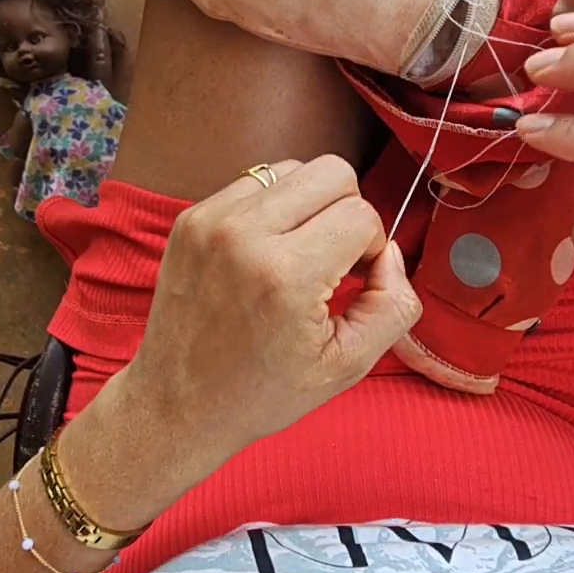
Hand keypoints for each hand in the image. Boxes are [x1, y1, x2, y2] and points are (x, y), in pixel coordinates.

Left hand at [120, 155, 421, 469]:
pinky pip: (254, 182)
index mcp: (286, 276)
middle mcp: (244, 236)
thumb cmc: (262, 391)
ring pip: (293, 169)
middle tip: (334, 258)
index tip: (355, 279)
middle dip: (348, 211)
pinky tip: (265, 251)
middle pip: (333, 172)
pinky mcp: (190, 218)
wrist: (178, 403)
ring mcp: (211, 221)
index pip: (361, 215)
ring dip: (309, 204)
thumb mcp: (349, 365)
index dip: (372, 246)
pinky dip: (271, 209)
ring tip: (299, 253)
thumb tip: (390, 251)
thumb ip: (394, 305)